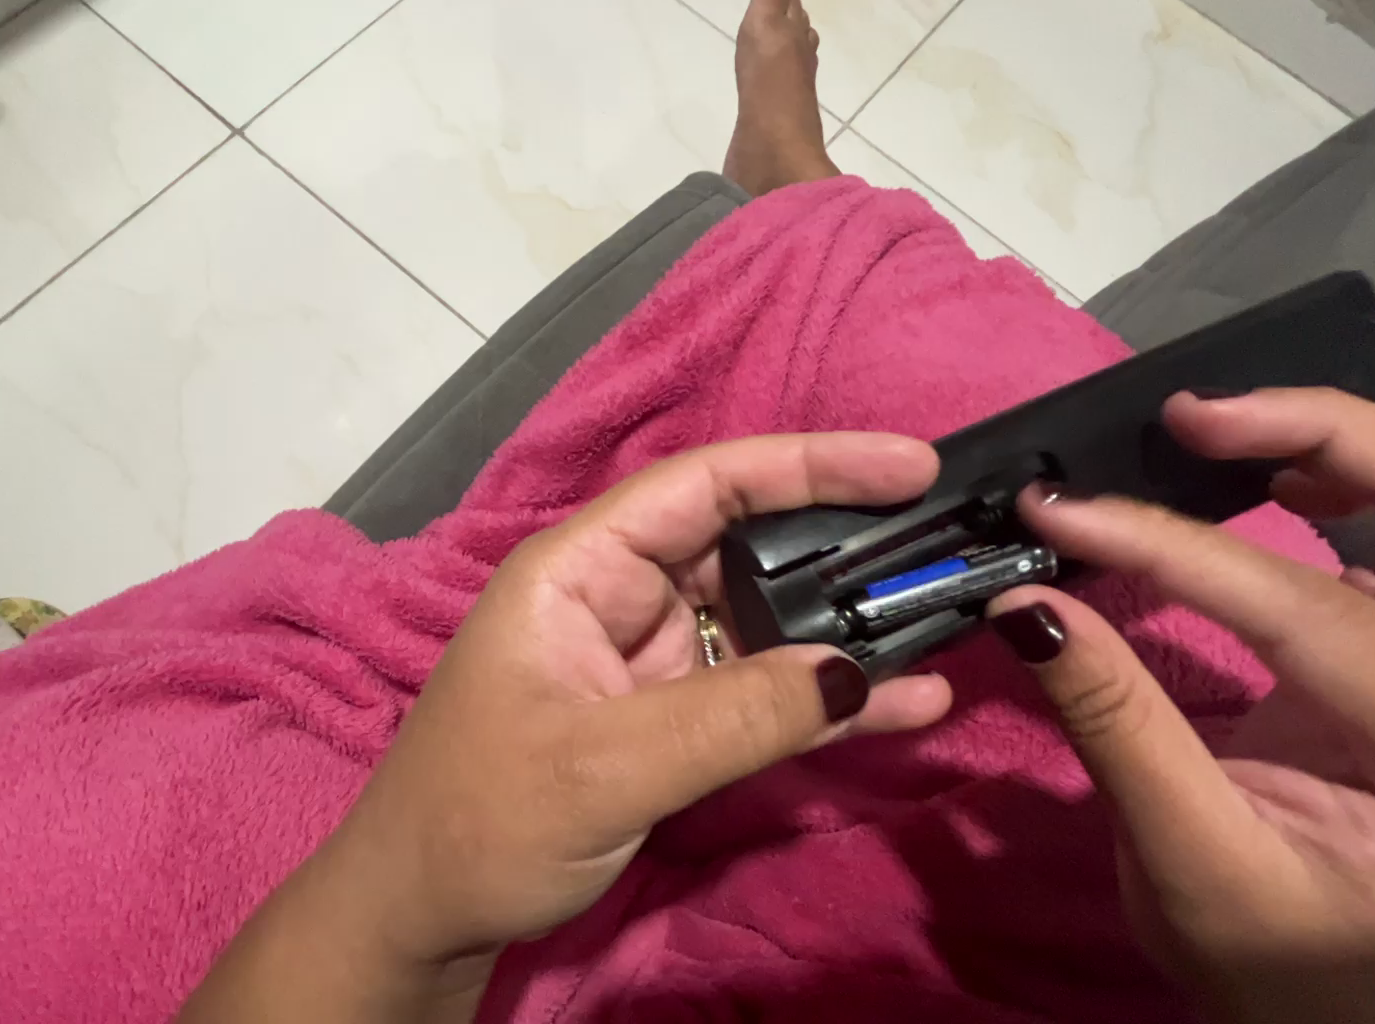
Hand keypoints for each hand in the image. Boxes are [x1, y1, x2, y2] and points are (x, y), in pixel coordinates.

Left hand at [180, 434, 954, 1022]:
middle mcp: (620, 592)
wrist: (427, 911)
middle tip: (944, 541)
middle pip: (745, 542)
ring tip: (946, 614)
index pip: (702, 484)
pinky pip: (760, 688)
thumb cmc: (483, 819)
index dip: (805, 464)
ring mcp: (651, 654)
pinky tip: (907, 702)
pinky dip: (825, 694)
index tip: (906, 463)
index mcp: (581, 566)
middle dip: (842, 540)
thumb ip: (733, 716)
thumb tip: (853, 670)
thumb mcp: (605, 765)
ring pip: (764, 615)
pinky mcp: (672, 711)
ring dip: (847, 622)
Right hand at [986, 388, 1374, 1023]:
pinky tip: (1288, 488)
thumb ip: (1112, 721)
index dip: (1173, 547)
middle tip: (1189, 418)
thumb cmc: (1286, 972)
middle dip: (1329, 437)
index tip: (1057, 513)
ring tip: (1233, 436)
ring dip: (1365, 450)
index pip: (1319, 614)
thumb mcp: (1186, 863)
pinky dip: (1371, 490)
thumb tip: (1024, 603)